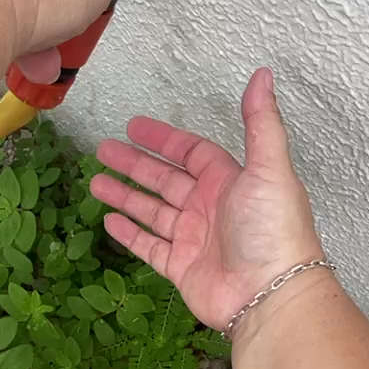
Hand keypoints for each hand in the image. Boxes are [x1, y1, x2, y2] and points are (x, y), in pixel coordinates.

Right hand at [89, 68, 325, 333]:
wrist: (269, 294)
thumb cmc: (273, 230)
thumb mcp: (269, 168)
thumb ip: (260, 123)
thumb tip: (263, 74)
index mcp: (229, 181)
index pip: (191, 153)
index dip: (163, 139)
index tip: (133, 126)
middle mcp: (209, 208)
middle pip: (164, 180)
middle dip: (134, 165)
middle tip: (103, 150)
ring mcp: (193, 239)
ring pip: (151, 212)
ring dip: (125, 197)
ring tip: (95, 182)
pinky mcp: (181, 268)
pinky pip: (149, 247)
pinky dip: (130, 234)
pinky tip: (109, 221)